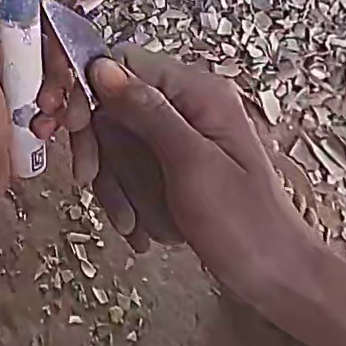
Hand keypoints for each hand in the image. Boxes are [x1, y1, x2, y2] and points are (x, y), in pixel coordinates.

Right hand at [84, 46, 326, 307]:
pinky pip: (126, 168)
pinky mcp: (169, 165)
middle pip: (112, 107)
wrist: (276, 280)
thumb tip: (101, 67)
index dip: (88, 89)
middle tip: (88, 177)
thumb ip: (147, 111)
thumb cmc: (243, 224)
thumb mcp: (191, 164)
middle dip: (100, 149)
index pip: (124, 64)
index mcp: (197, 92)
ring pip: (114, 143)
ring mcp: (176, 137)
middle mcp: (185, 106)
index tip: (69, 124)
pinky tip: (137, 226)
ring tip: (131, 221)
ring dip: (114, 182)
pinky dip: (124, 197)